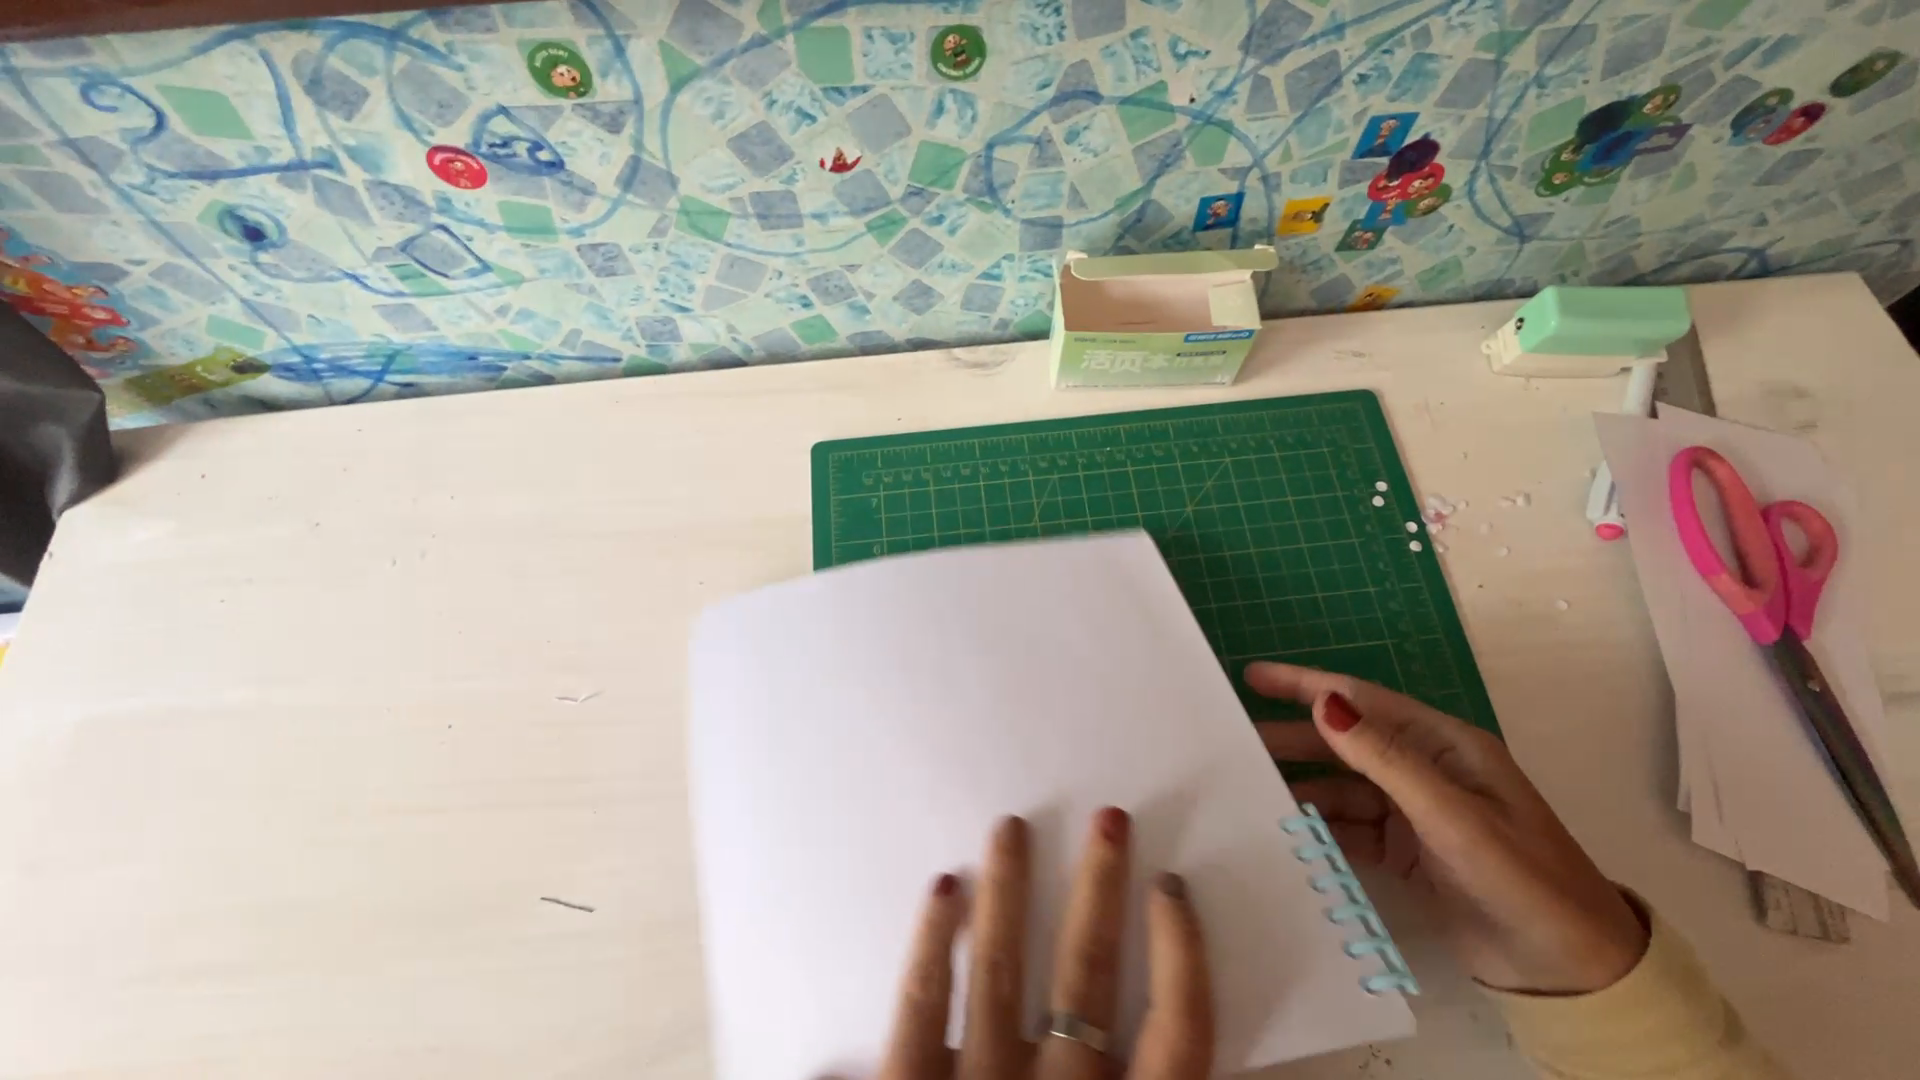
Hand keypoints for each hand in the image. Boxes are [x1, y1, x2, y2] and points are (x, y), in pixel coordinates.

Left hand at [879, 810, 1212, 1079]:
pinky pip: (921, 1002)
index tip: (1171, 886)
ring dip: (1011, 889)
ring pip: (1000, 968)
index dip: (1183, 956)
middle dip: (1099, 890)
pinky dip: (934, 940)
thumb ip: (1146, 1072)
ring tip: (1013, 827)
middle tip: (1108, 821)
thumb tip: (1164, 1025)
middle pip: (1088, 974)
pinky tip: (945, 885)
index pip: (1181, 1032)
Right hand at [1248, 662, 1648, 994]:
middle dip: (1293, 739)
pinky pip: (1351, 827)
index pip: (1362, 701)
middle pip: (1345, 743)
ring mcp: (1416, 813)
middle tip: (1236, 743)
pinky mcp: (1408, 851)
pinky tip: (1288, 830)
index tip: (1253, 676)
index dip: (1306, 684)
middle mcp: (1427, 771)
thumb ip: (1385, 759)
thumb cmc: (1521, 880)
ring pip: (1343, 787)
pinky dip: (1320, 827)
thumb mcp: (1452, 816)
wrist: (1570, 973)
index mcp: (1446, 746)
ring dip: (1302, 786)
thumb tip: (1324, 703)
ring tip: (1252, 791)